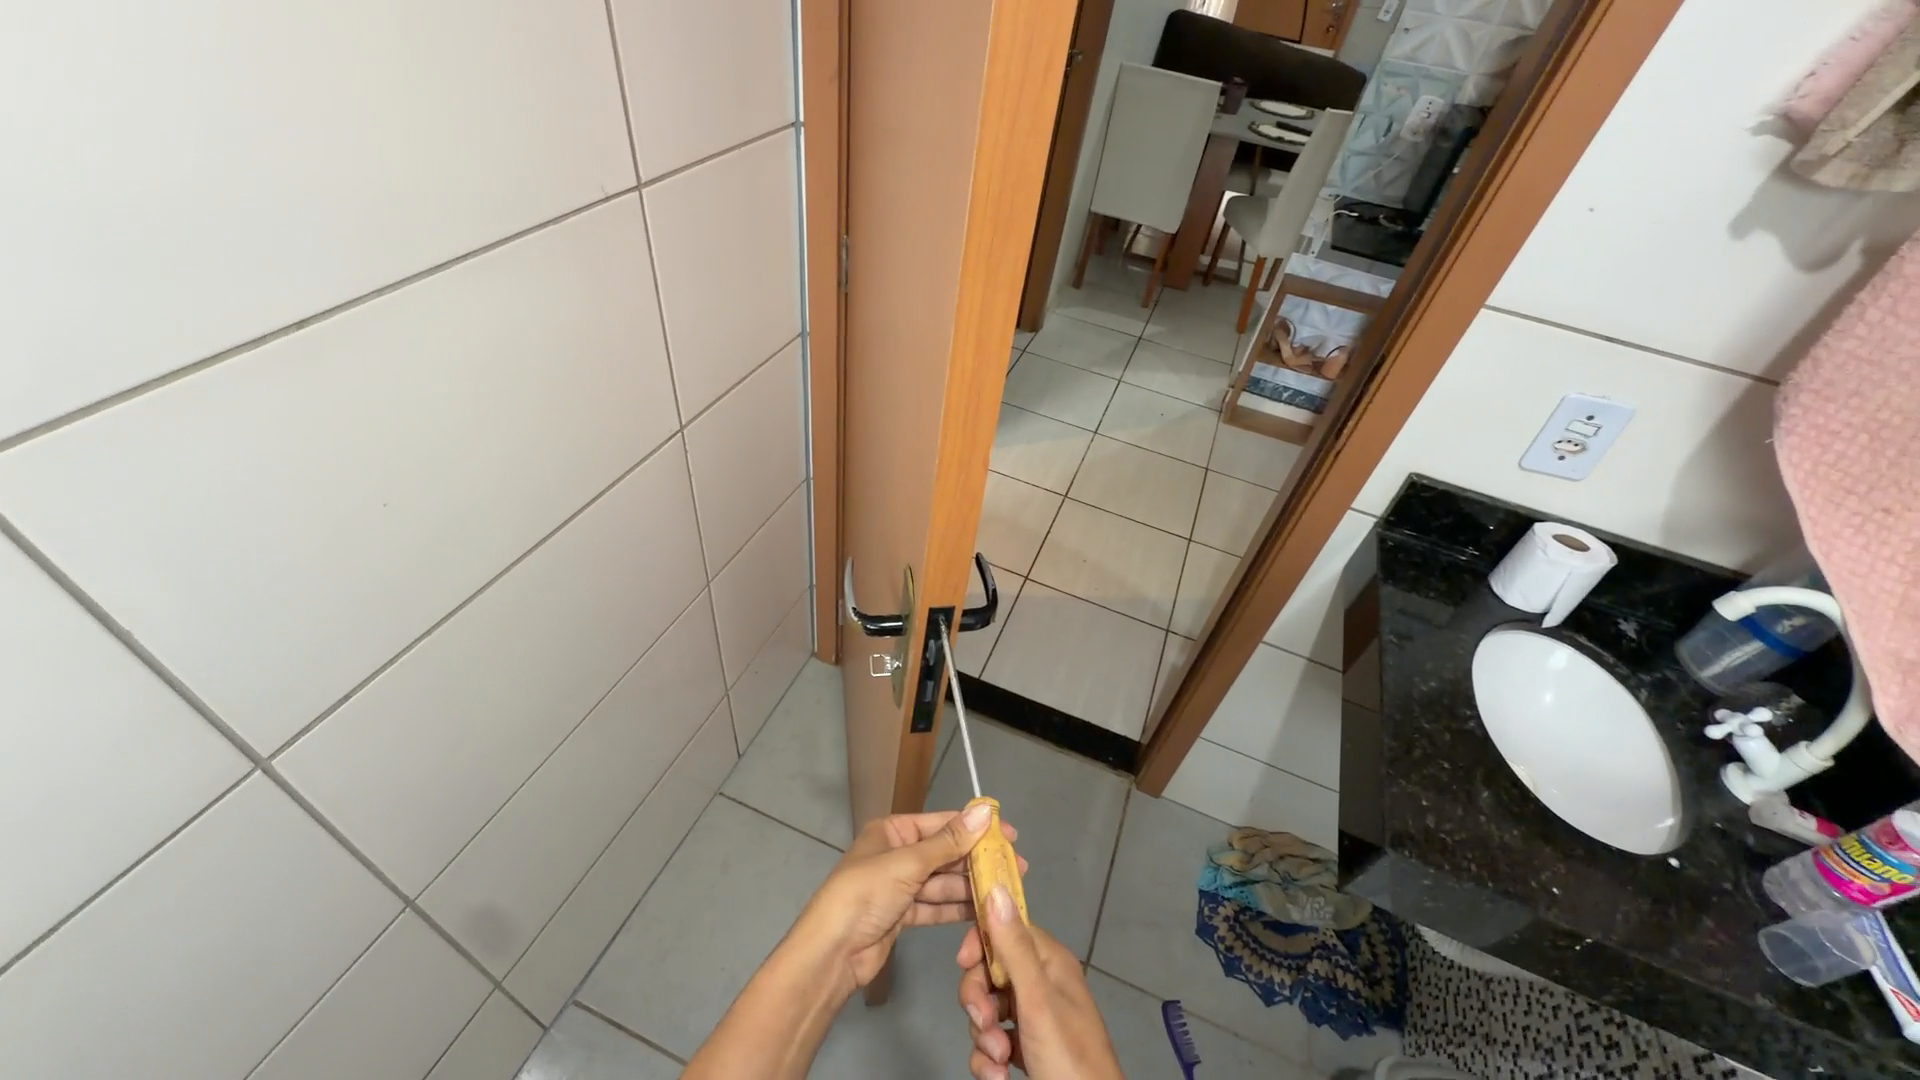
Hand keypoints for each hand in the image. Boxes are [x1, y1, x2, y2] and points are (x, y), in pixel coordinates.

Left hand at [787, 803, 1021, 999]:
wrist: (831, 952)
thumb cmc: (865, 895)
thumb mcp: (909, 863)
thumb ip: (949, 841)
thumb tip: (985, 811)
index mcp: (893, 832)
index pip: (942, 823)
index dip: (976, 827)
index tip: (1010, 835)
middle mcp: (897, 854)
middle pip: (945, 853)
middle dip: (977, 860)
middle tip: (1017, 868)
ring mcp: (900, 886)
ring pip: (943, 882)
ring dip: (971, 886)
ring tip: (1004, 891)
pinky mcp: (903, 915)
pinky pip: (936, 906)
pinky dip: (956, 909)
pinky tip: (983, 911)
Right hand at [957, 886, 1123, 1079]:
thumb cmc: (1067, 1053)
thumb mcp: (1037, 999)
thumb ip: (1013, 947)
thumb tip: (996, 888)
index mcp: (1048, 961)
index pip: (1006, 929)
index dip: (981, 942)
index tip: (963, 963)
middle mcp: (1041, 983)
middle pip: (990, 972)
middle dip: (978, 1000)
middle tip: (985, 1022)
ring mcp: (1032, 1017)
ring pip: (987, 1009)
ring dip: (983, 1036)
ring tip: (998, 1061)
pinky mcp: (1024, 1048)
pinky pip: (992, 1040)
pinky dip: (988, 1060)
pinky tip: (997, 1077)